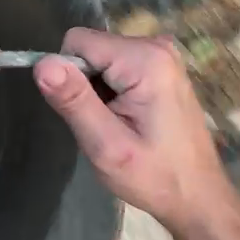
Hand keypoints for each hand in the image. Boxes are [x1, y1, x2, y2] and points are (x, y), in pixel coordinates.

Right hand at [34, 28, 228, 228]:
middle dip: (85, 86)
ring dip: (97, 91)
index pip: (76, 42)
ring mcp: (161, 53)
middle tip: (105, 125)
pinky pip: (114, 65)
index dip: (70, 78)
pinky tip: (129, 119)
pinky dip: (111, 91)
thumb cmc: (154, 177)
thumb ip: (74, 100)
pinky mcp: (160, 65)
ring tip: (118, 125)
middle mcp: (156, 45)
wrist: (197, 197)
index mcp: (145, 59)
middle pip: (89, 48)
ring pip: (99, 58)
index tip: (89, 114)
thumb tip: (41, 63)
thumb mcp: (106, 146)